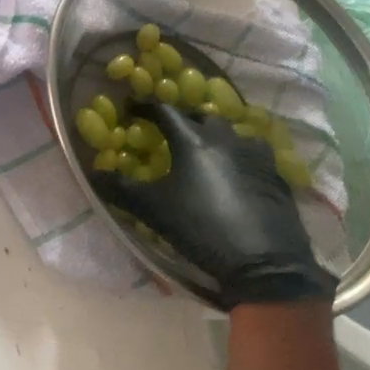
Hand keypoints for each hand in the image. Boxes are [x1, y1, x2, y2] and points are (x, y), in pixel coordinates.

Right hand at [92, 105, 334, 309]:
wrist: (266, 262)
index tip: (131, 110)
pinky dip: (239, 154)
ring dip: (215, 135)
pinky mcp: (276, 175)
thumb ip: (120, 189)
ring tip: (205, 150)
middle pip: (201, 115)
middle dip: (183, 118)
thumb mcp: (152, 210)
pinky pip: (254, 153)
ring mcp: (256, 155)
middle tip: (170, 131)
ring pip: (232, 132)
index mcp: (193, 140)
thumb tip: (93, 173)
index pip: (163, 110)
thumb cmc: (202, 228)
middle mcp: (225, 138)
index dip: (144, 107)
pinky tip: (236, 172)